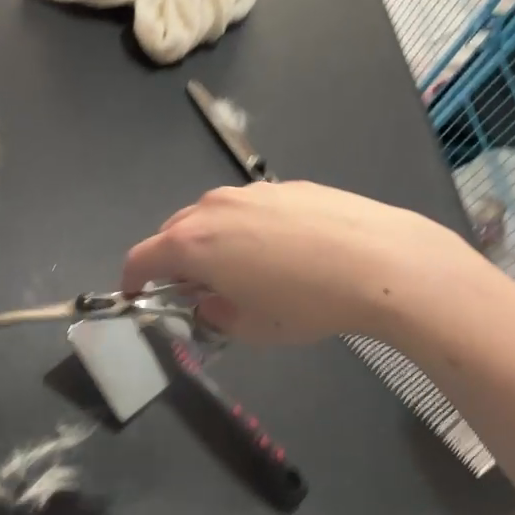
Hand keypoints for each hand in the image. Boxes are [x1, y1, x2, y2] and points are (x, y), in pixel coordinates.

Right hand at [122, 181, 481, 342]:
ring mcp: (250, 192)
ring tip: (240, 270)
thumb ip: (213, 314)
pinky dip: (245, 230)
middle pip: (172, 232)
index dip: (132, 280)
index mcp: (191, 244)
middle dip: (172, 261)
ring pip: (210, 217)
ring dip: (209, 242)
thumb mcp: (250, 328)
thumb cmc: (305, 304)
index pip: (140, 258)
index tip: (136, 296)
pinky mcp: (287, 187)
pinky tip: (282, 254)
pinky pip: (248, 209)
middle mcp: (211, 208)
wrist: (382, 263)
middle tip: (192, 289)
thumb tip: (209, 303)